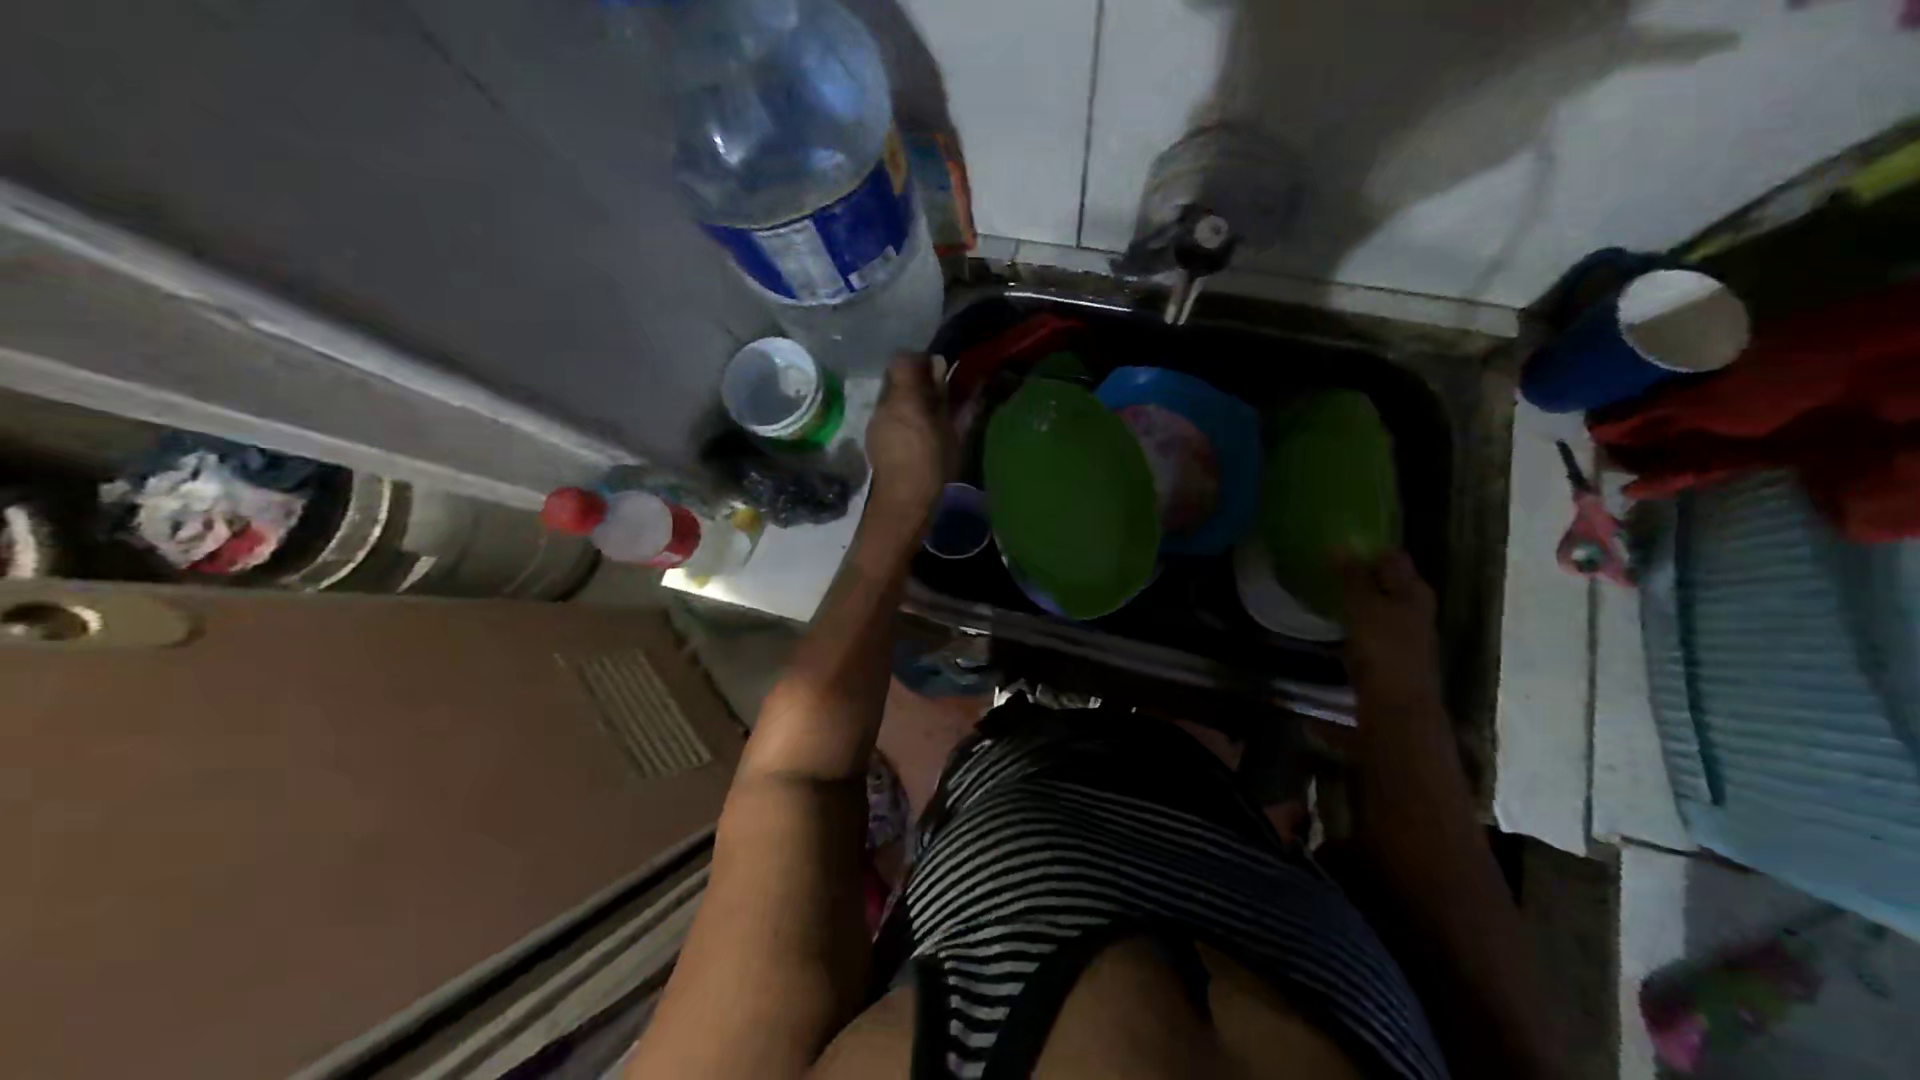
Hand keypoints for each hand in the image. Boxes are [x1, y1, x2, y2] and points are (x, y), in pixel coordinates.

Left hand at [865, 352, 951, 524]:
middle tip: (935, 396)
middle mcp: (883, 405)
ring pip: (889, 399)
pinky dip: (899, 419)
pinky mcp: (872, 440)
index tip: (936, 370)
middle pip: (894, 379)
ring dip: (906, 402)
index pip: (903, 359)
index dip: (919, 360)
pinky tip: (913, 438)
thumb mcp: (949, 429)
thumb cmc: (933, 464)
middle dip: (913, 383)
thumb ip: (942, 394)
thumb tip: (937, 365)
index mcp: (904, 398)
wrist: (903, 502)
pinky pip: (886, 418)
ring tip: (926, 419)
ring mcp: (874, 422)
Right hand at [1338, 550, 1442, 711]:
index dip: (1368, 546)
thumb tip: (1338, 545)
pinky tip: (1329, 623)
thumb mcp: (1363, 608)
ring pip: (1376, 607)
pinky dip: (1350, 622)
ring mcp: (1401, 637)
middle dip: (1359, 572)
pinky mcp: (1386, 659)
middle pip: (1386, 582)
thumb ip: (1351, 578)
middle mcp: (1413, 611)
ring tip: (1320, 588)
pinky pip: (1366, 630)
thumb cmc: (1384, 653)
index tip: (1337, 538)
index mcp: (1413, 592)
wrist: (1397, 713)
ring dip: (1354, 598)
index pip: (1392, 557)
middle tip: (1322, 562)